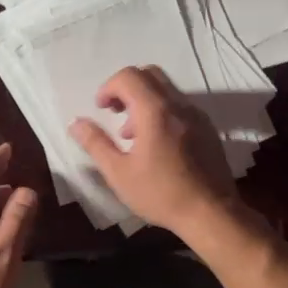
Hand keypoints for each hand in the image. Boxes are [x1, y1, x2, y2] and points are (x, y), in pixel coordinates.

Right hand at [68, 66, 241, 237]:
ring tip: (133, 136)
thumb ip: (96, 143)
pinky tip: (158, 145)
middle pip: (150, 74)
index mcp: (155, 111)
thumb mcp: (119, 173)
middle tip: (115, 113)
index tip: (100, 109)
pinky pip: (181, 107)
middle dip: (127, 88)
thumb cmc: (160, 194)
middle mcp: (179, 105)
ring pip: (167, 90)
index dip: (108, 87)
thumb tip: (76, 122)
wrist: (211, 213)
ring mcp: (197, 116)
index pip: (128, 76)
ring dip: (145, 101)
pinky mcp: (208, 129)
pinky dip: (163, 112)